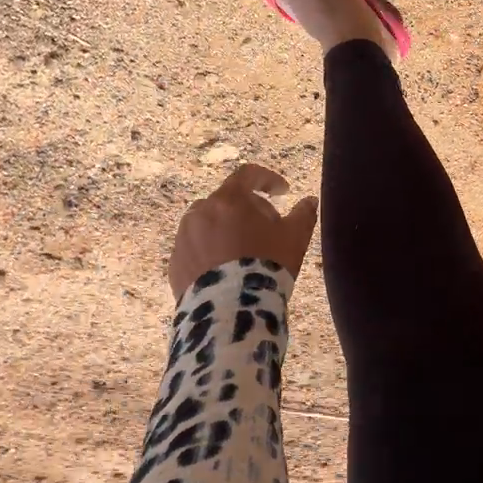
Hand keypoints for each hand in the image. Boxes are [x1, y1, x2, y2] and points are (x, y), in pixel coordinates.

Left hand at [167, 164, 318, 301]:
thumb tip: (309, 201)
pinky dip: (209, 249)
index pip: (247, 174)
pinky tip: (226, 266)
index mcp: (229, 200)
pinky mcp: (174, 264)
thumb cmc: (266, 262)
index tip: (283, 192)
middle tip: (265, 225)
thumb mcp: (296, 235)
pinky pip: (194, 246)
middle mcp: (201, 213)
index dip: (268, 179)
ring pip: (206, 222)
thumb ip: (303, 213)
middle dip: (246, 206)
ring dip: (224, 227)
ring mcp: (183, 239)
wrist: (231, 308)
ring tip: (243, 247)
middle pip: (225, 199)